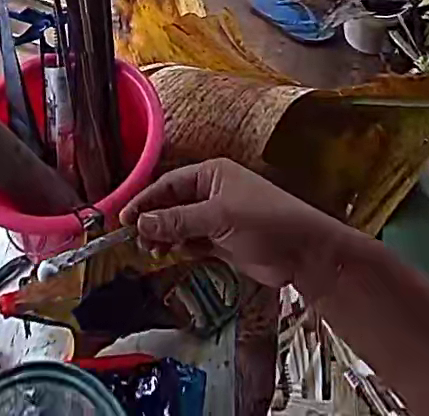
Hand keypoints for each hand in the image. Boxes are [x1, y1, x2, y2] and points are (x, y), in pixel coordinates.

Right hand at [118, 159, 347, 289]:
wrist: (303, 252)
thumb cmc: (264, 221)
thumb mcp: (219, 217)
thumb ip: (179, 220)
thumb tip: (142, 221)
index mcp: (211, 174)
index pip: (169, 183)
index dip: (146, 200)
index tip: (125, 217)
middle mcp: (211, 191)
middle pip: (172, 203)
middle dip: (154, 219)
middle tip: (137, 239)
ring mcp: (217, 216)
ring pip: (180, 224)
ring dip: (165, 235)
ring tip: (153, 250)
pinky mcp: (222, 240)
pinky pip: (193, 240)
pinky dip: (181, 246)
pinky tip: (172, 254)